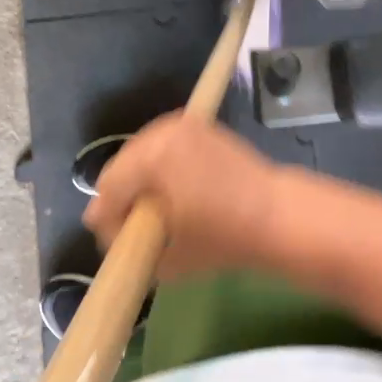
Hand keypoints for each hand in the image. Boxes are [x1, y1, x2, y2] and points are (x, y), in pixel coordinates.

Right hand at [82, 113, 286, 279]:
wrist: (275, 213)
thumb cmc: (222, 237)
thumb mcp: (168, 257)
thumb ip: (128, 246)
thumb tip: (111, 238)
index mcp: (151, 158)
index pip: (109, 189)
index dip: (107, 220)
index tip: (116, 245)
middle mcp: (162, 132)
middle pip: (122, 165)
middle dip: (121, 196)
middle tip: (129, 228)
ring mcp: (182, 124)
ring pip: (140, 152)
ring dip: (138, 179)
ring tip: (149, 209)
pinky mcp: (198, 125)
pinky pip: (162, 143)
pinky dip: (157, 164)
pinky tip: (167, 189)